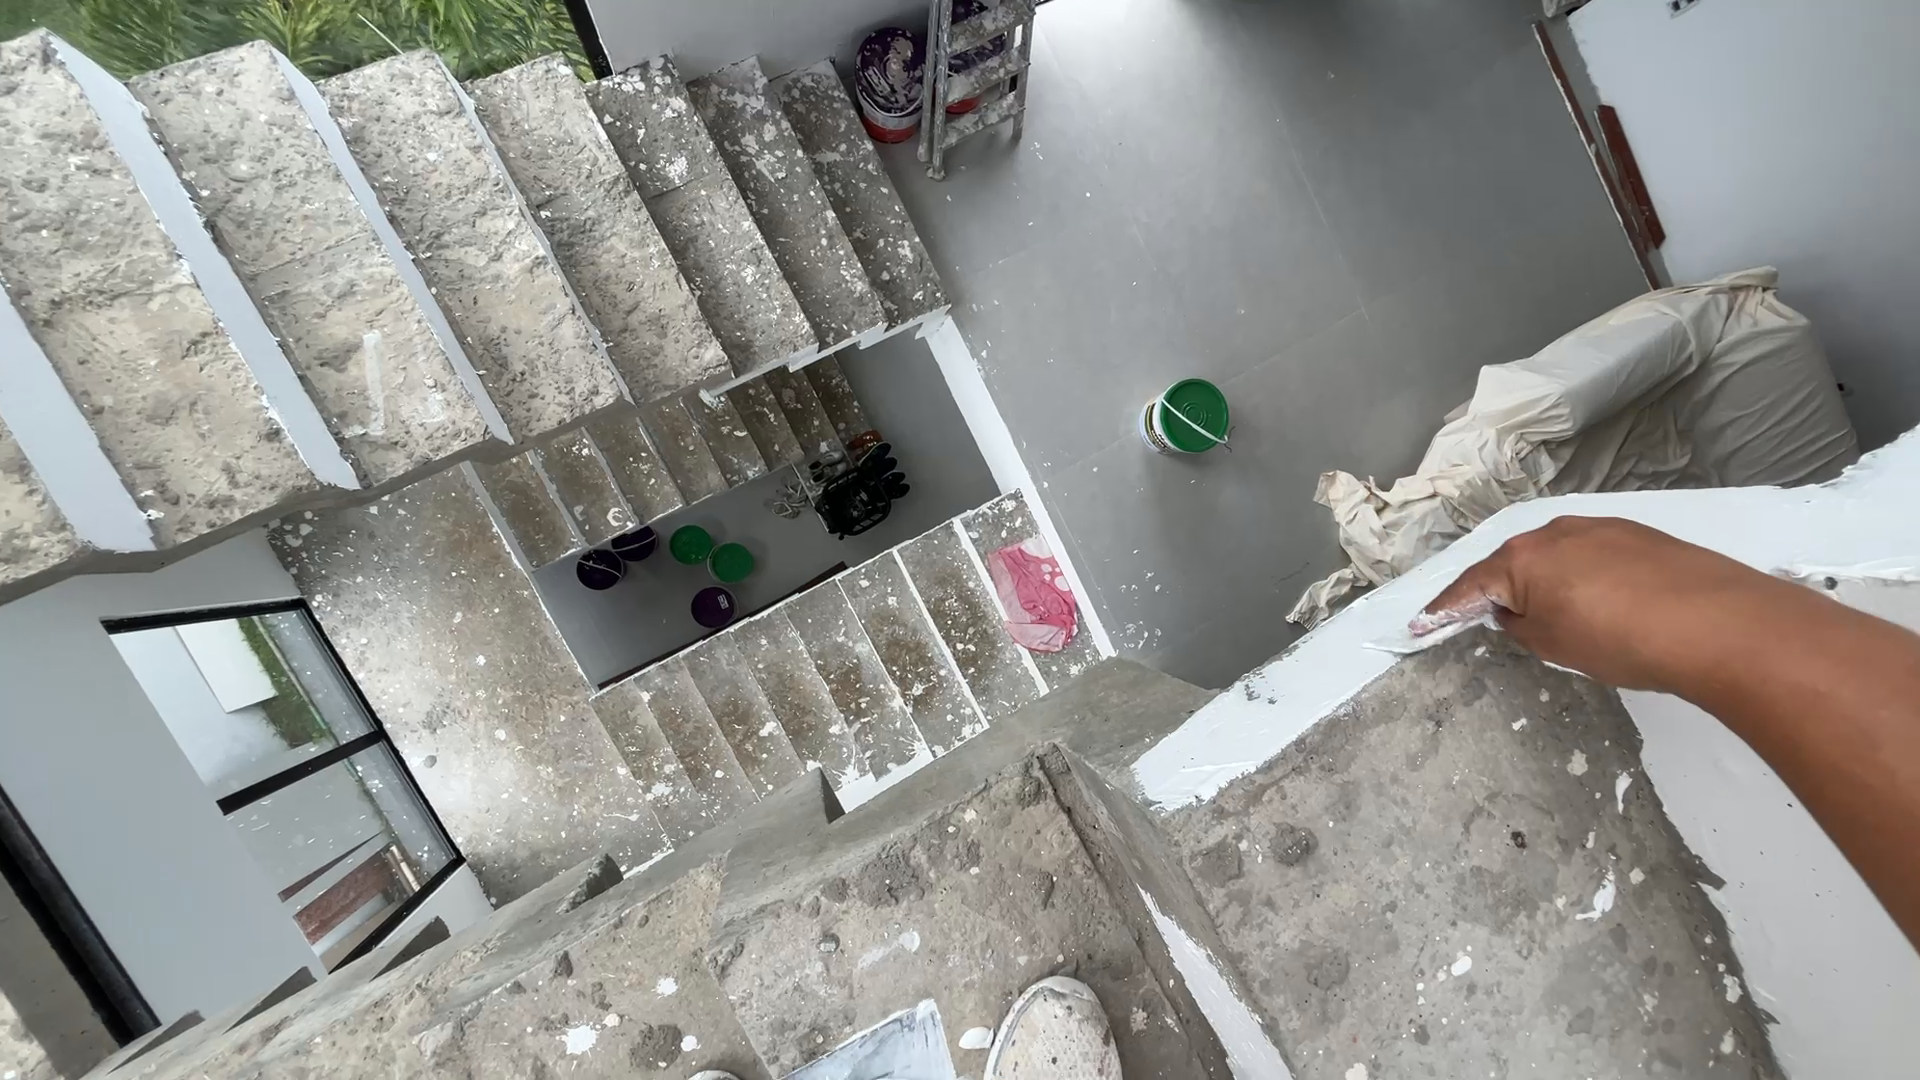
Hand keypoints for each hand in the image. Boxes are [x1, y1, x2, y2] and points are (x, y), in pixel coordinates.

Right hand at [1415, 516, 1806, 692]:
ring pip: (1555, 557)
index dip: (1443, 610)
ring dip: (1547, 582)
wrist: (1730, 628)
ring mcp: (1601, 529)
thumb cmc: (1621, 640)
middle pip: (1511, 565)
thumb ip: (1520, 625)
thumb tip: (1518, 612)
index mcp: (1520, 558)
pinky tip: (1602, 600)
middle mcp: (1553, 533)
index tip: (1420, 624)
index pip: (1469, 588)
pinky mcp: (1643, 536)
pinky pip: (1593, 555)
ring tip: (1558, 613)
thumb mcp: (1552, 645)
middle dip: (1500, 591)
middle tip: (1495, 619)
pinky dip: (1585, 576)